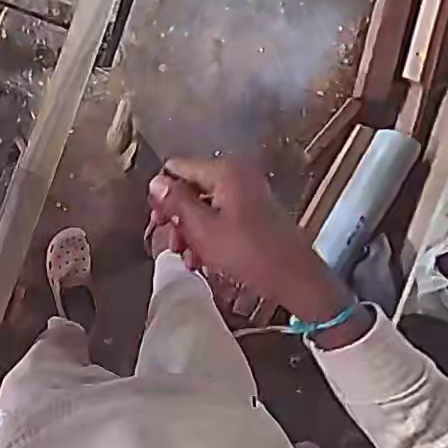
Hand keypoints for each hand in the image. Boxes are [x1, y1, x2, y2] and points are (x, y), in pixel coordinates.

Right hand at [147, 157, 351, 324]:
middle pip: (190, 188)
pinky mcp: (253, 213)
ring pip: (203, 206)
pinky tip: (202, 258)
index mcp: (224, 172)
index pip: (176, 169)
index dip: (161, 194)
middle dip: (176, 216)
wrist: (292, 278)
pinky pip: (220, 216)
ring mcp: (247, 194)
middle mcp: (237, 176)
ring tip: (187, 257)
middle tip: (172, 243)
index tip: (157, 220)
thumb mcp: (202, 228)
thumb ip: (176, 202)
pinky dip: (207, 235)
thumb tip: (155, 182)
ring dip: (190, 231)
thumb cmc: (247, 253)